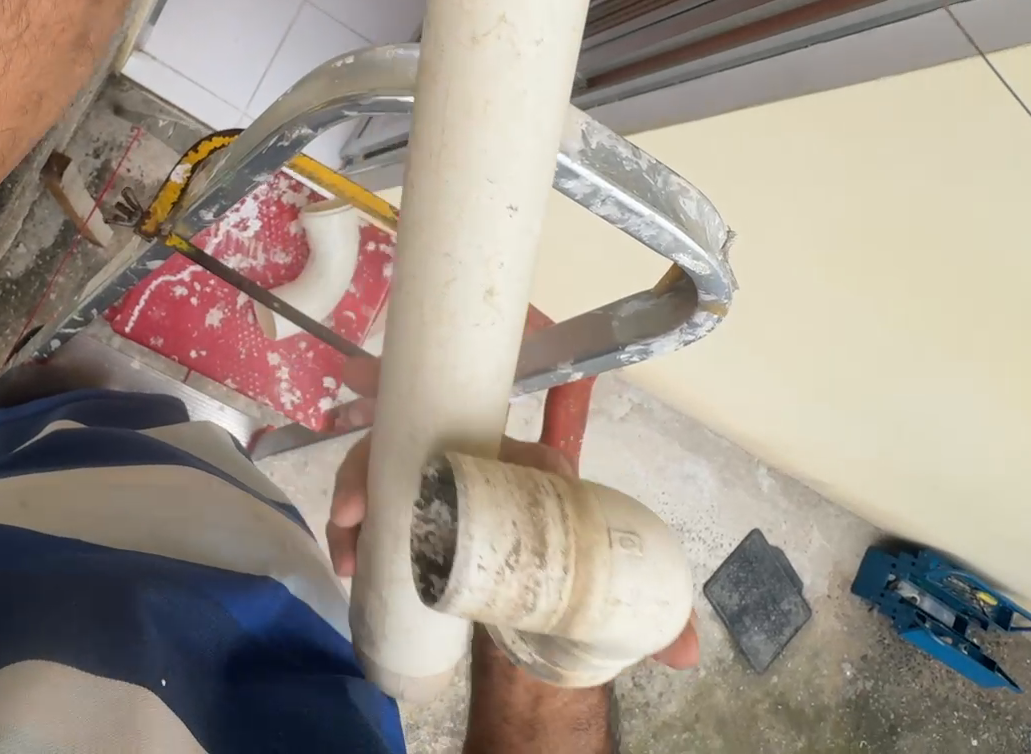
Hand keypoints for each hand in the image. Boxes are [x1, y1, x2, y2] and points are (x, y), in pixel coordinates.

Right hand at [325, 358, 699, 672]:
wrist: (542, 614)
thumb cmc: (572, 577)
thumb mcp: (600, 581)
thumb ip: (639, 608)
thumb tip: (683, 653)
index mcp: (509, 458)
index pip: (459, 404)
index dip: (408, 382)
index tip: (364, 377)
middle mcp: (463, 461)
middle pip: (402, 438)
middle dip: (365, 462)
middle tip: (349, 509)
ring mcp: (431, 488)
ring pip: (378, 470)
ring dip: (350, 498)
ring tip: (347, 549)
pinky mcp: (411, 519)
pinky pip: (371, 506)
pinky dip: (351, 524)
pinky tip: (347, 555)